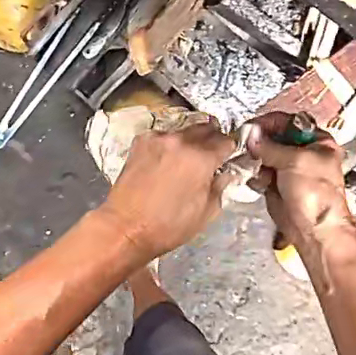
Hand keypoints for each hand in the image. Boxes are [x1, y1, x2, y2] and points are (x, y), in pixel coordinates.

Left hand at [98, 121, 237, 257]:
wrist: (126, 226)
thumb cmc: (168, 226)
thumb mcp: (206, 212)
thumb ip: (220, 186)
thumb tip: (224, 173)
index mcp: (201, 158)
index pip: (225, 141)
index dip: (229, 150)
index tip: (227, 157)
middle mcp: (180, 141)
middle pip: (205, 128)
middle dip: (211, 140)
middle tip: (210, 156)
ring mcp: (158, 138)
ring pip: (183, 130)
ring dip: (189, 140)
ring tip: (186, 159)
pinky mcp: (140, 142)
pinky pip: (162, 135)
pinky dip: (168, 144)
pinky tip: (165, 160)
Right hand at [244, 111, 355, 270]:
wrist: (313, 230)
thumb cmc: (316, 194)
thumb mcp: (295, 161)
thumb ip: (270, 145)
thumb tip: (250, 134)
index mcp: (317, 141)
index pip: (288, 121)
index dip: (270, 123)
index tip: (252, 127)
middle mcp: (303, 152)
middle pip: (274, 137)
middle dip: (260, 142)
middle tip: (248, 145)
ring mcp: (289, 168)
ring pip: (264, 154)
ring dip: (257, 159)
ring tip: (256, 167)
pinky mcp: (277, 183)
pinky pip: (260, 171)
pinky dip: (256, 174)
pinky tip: (259, 181)